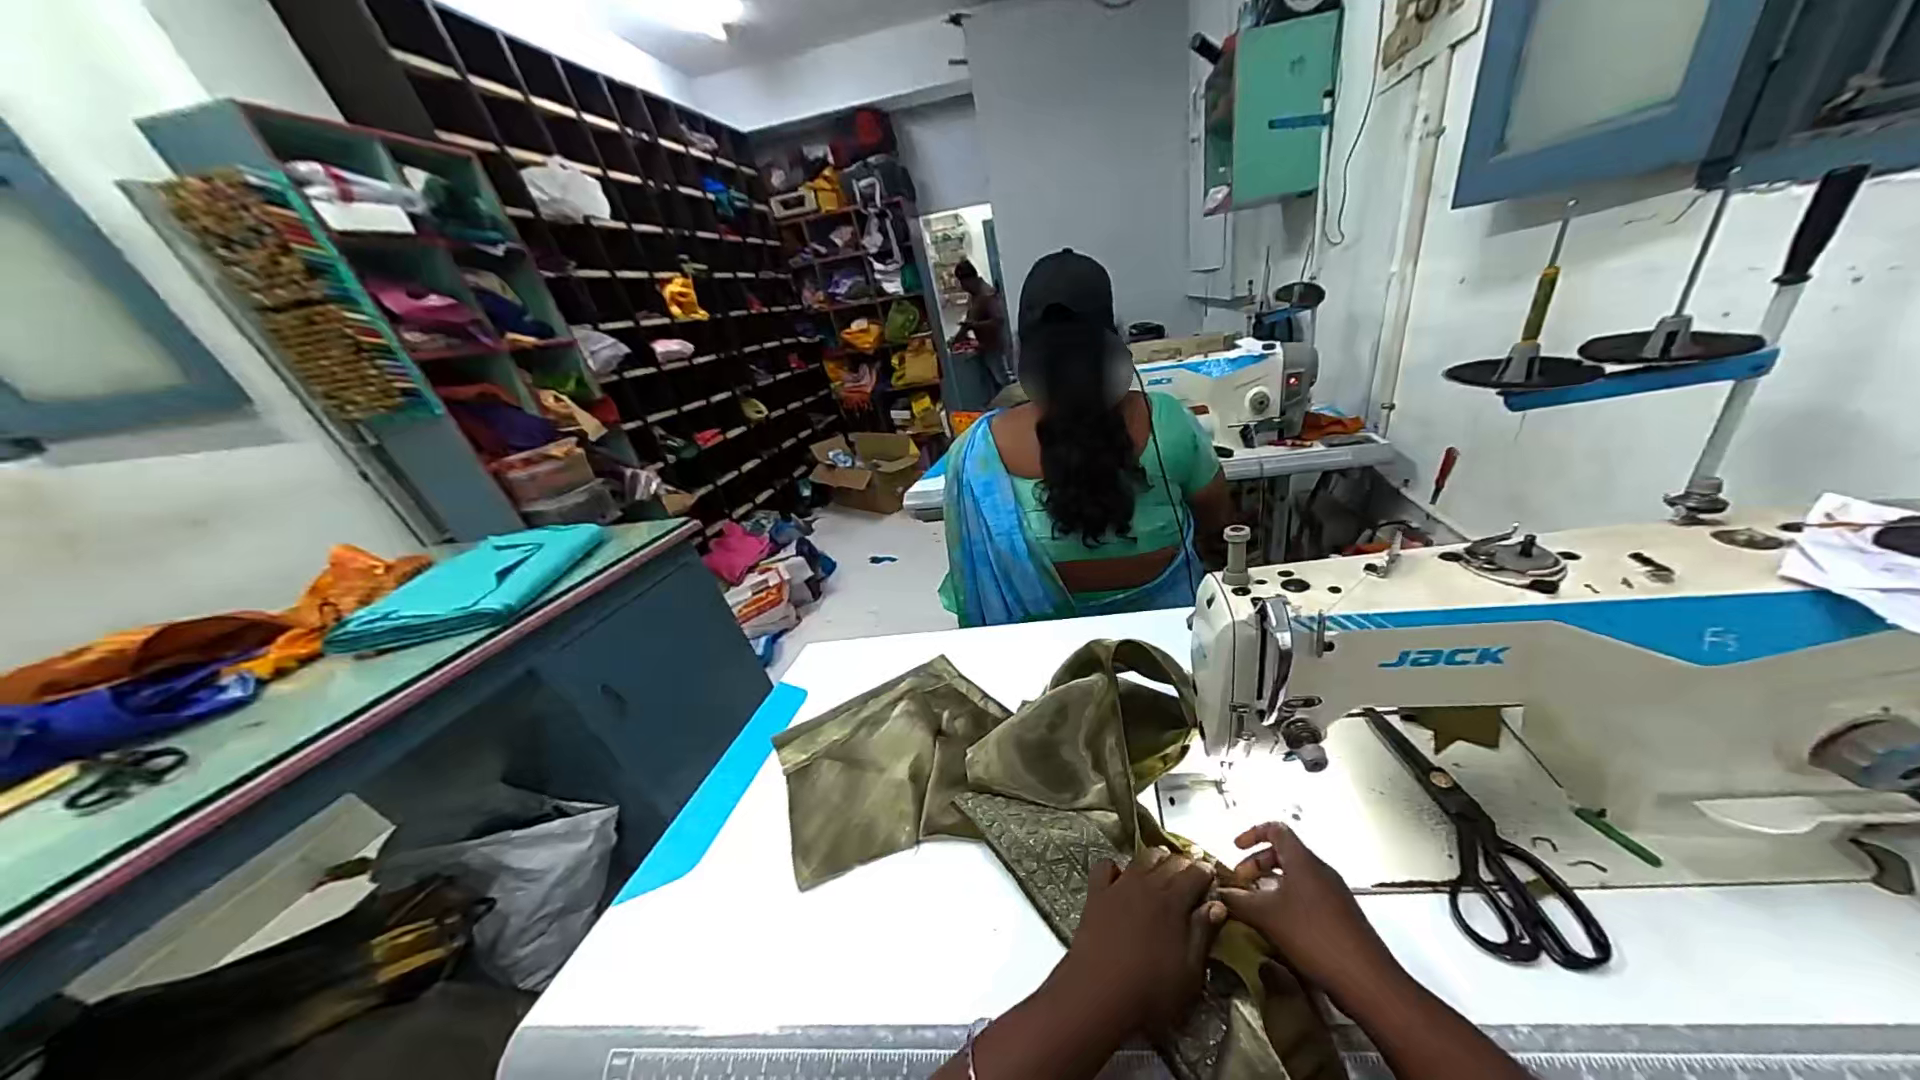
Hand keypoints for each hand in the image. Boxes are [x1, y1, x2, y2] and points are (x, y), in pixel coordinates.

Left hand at [1050, 847, 1227, 1033]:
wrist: (1098, 994)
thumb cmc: (1151, 991)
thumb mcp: (1190, 973)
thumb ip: (1203, 934)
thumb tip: (1217, 905)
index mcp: (1173, 902)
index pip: (1195, 874)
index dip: (1206, 872)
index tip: (1212, 876)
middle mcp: (1146, 885)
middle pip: (1169, 861)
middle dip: (1183, 863)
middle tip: (1190, 873)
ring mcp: (1118, 886)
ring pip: (1140, 859)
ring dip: (1154, 860)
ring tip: (1161, 868)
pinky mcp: (1095, 894)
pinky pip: (1105, 868)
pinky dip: (1115, 868)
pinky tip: (1119, 878)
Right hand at [1217, 823, 1401, 994]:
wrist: (1367, 980)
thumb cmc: (1313, 936)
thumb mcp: (1266, 915)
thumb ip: (1238, 900)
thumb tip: (1219, 893)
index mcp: (1304, 861)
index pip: (1276, 829)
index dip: (1252, 833)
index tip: (1235, 848)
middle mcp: (1320, 871)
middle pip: (1283, 853)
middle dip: (1256, 863)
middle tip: (1240, 881)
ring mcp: (1333, 894)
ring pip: (1295, 877)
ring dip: (1270, 885)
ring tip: (1254, 905)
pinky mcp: (1340, 916)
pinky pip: (1307, 896)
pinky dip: (1286, 901)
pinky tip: (1277, 925)